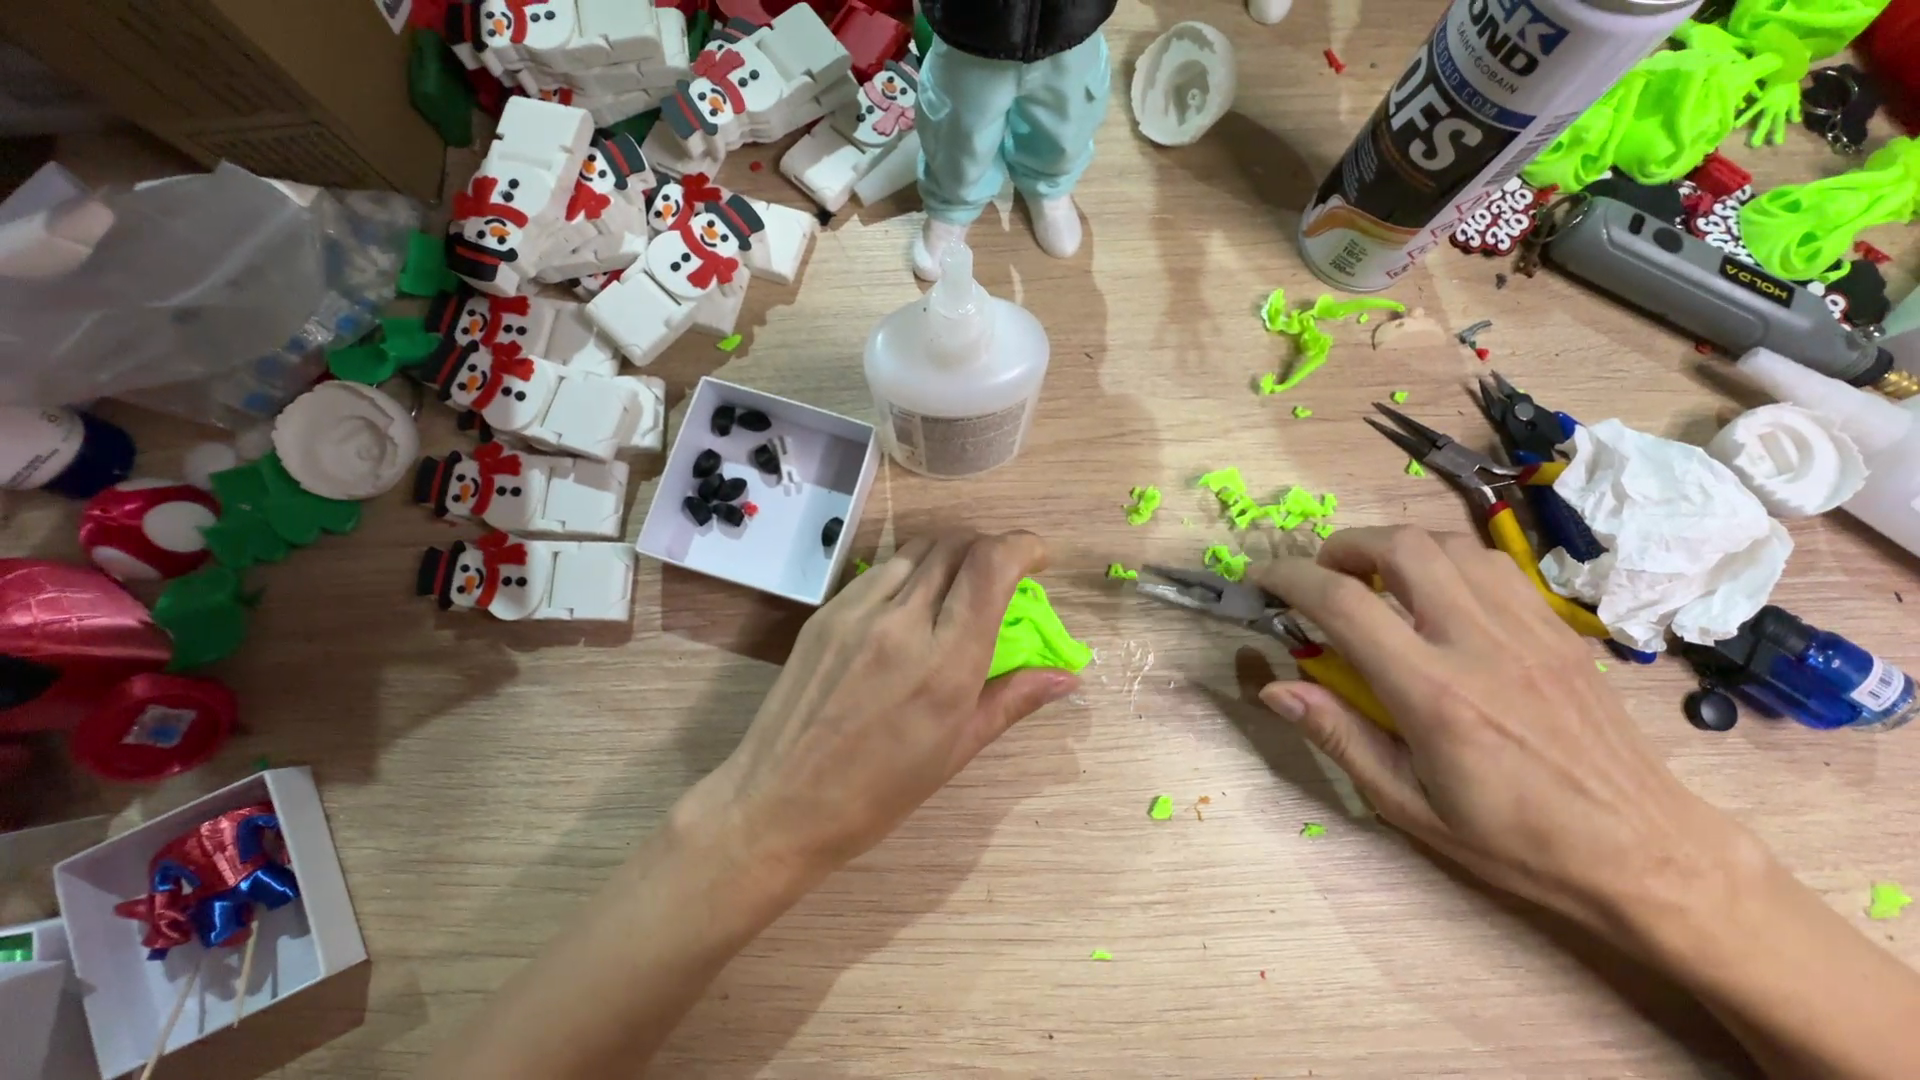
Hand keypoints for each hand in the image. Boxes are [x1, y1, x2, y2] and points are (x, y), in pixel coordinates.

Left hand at [692, 530, 1079, 884]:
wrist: (779, 803)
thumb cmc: (879, 792)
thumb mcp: (956, 749)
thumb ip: (1013, 699)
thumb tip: (1068, 676)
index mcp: (945, 663)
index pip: (990, 565)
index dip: (1023, 545)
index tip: (1037, 559)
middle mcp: (902, 622)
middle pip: (956, 544)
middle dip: (989, 547)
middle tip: (1001, 577)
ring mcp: (856, 612)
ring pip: (917, 549)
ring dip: (949, 555)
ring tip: (956, 589)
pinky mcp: (826, 613)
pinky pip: (880, 571)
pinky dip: (909, 573)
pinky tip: (909, 608)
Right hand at [1252, 527, 1773, 942]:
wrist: (1644, 851)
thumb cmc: (1514, 841)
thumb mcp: (1408, 806)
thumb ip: (1338, 736)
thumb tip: (1275, 689)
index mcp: (1433, 695)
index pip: (1345, 605)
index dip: (1290, 579)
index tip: (1263, 580)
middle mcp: (1479, 645)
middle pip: (1401, 547)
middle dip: (1344, 546)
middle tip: (1321, 575)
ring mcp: (1527, 630)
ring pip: (1449, 545)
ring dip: (1395, 548)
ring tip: (1373, 580)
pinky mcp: (1557, 630)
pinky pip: (1492, 567)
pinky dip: (1446, 561)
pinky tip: (1435, 594)